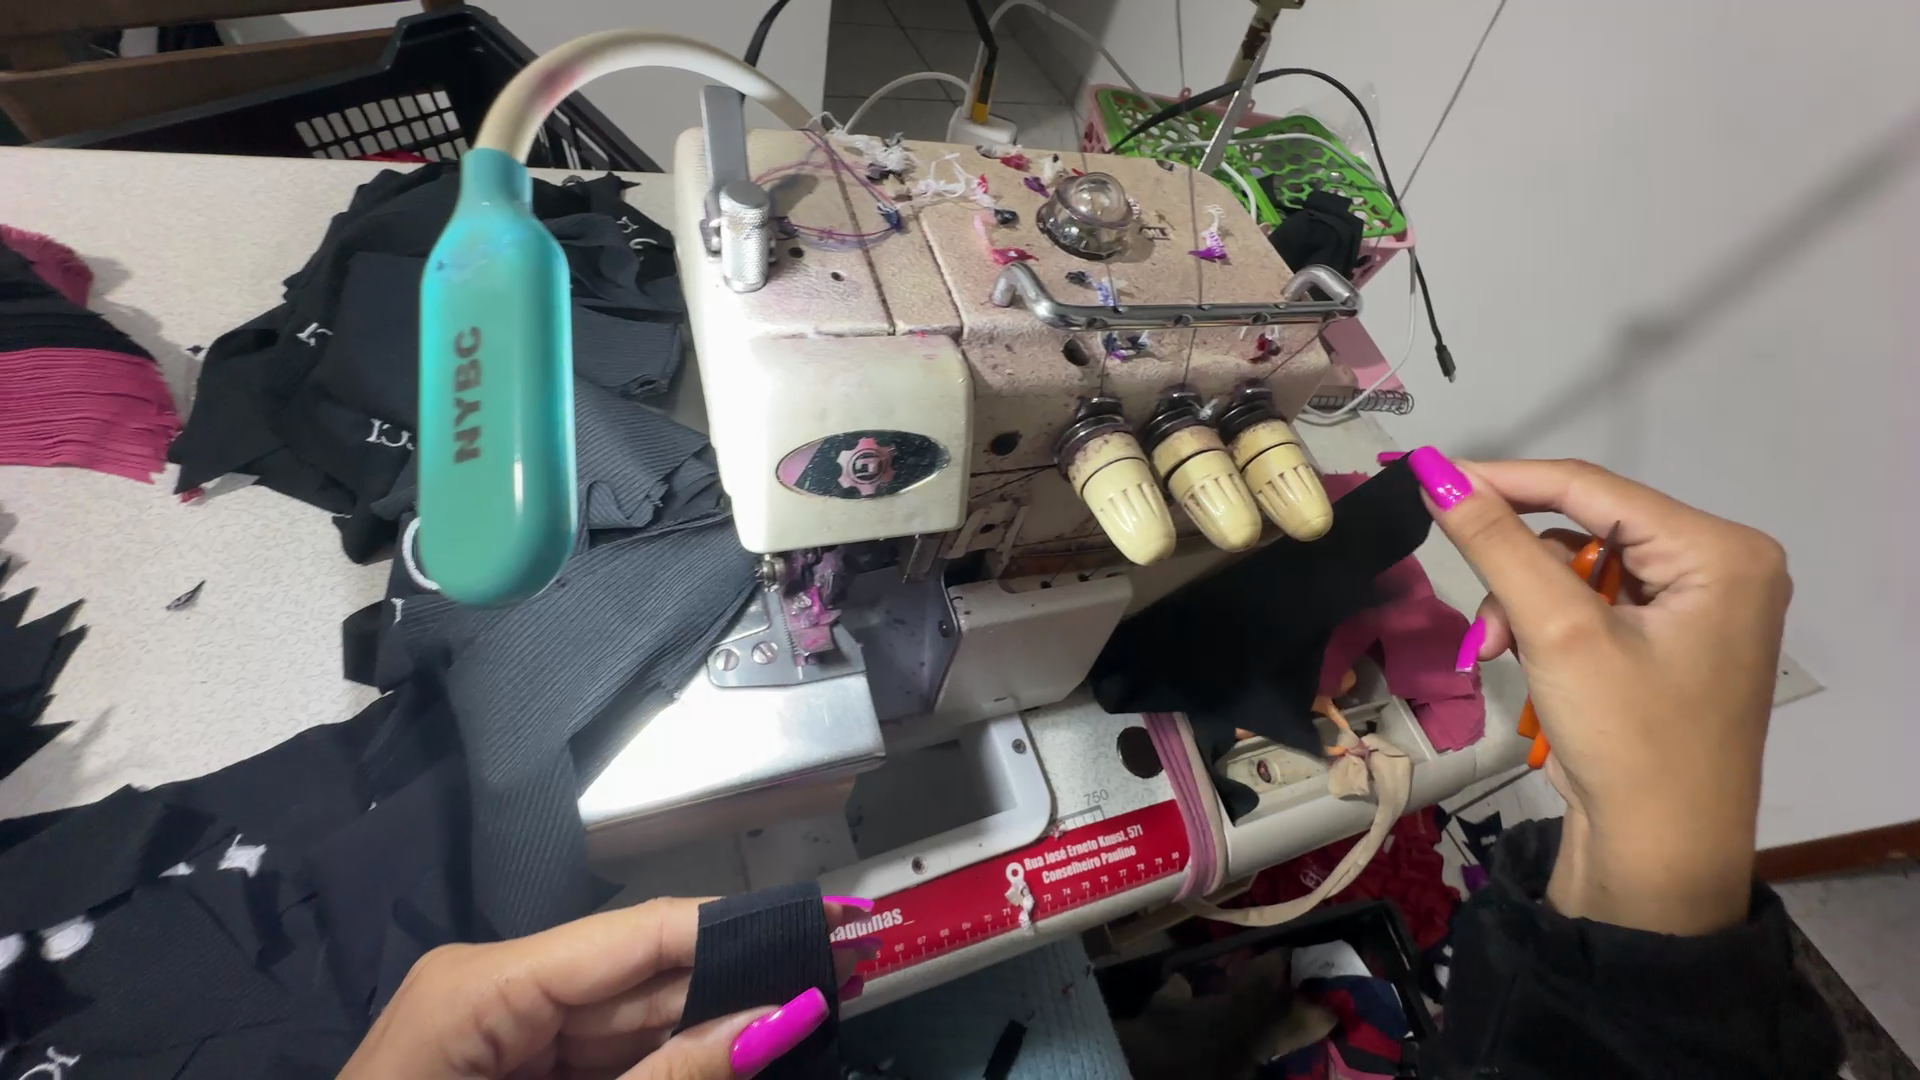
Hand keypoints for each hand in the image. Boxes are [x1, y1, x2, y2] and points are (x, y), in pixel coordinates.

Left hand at [339, 896, 873, 1079]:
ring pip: (629, 1015)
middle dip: (731, 987)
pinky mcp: (506, 1057)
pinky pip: (601, 1049)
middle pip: (643, 974)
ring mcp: (500, 1021)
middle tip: (823, 985)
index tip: (822, 925)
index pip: (643, 931)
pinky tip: (721, 1053)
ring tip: (786, 1020)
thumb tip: (777, 1020)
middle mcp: (497, 982)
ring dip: (704, 1028)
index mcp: (485, 984)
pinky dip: (660, 1061)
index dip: (740, 929)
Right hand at [1406, 450, 1789, 934]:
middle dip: (1512, 564)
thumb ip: (1495, 543)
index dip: (1499, 476)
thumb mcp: (1555, 629)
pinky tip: (1517, 652)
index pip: (1587, 487)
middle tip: (1467, 587)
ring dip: (1517, 599)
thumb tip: (1436, 476)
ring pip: (1565, 565)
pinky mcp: (1654, 635)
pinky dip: (1533, 620)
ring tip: (1498, 645)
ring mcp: (1684, 603)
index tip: (1422, 473)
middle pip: (1576, 526)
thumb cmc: (1625, 733)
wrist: (1655, 844)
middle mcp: (1711, 565)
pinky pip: (1575, 599)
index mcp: (1717, 550)